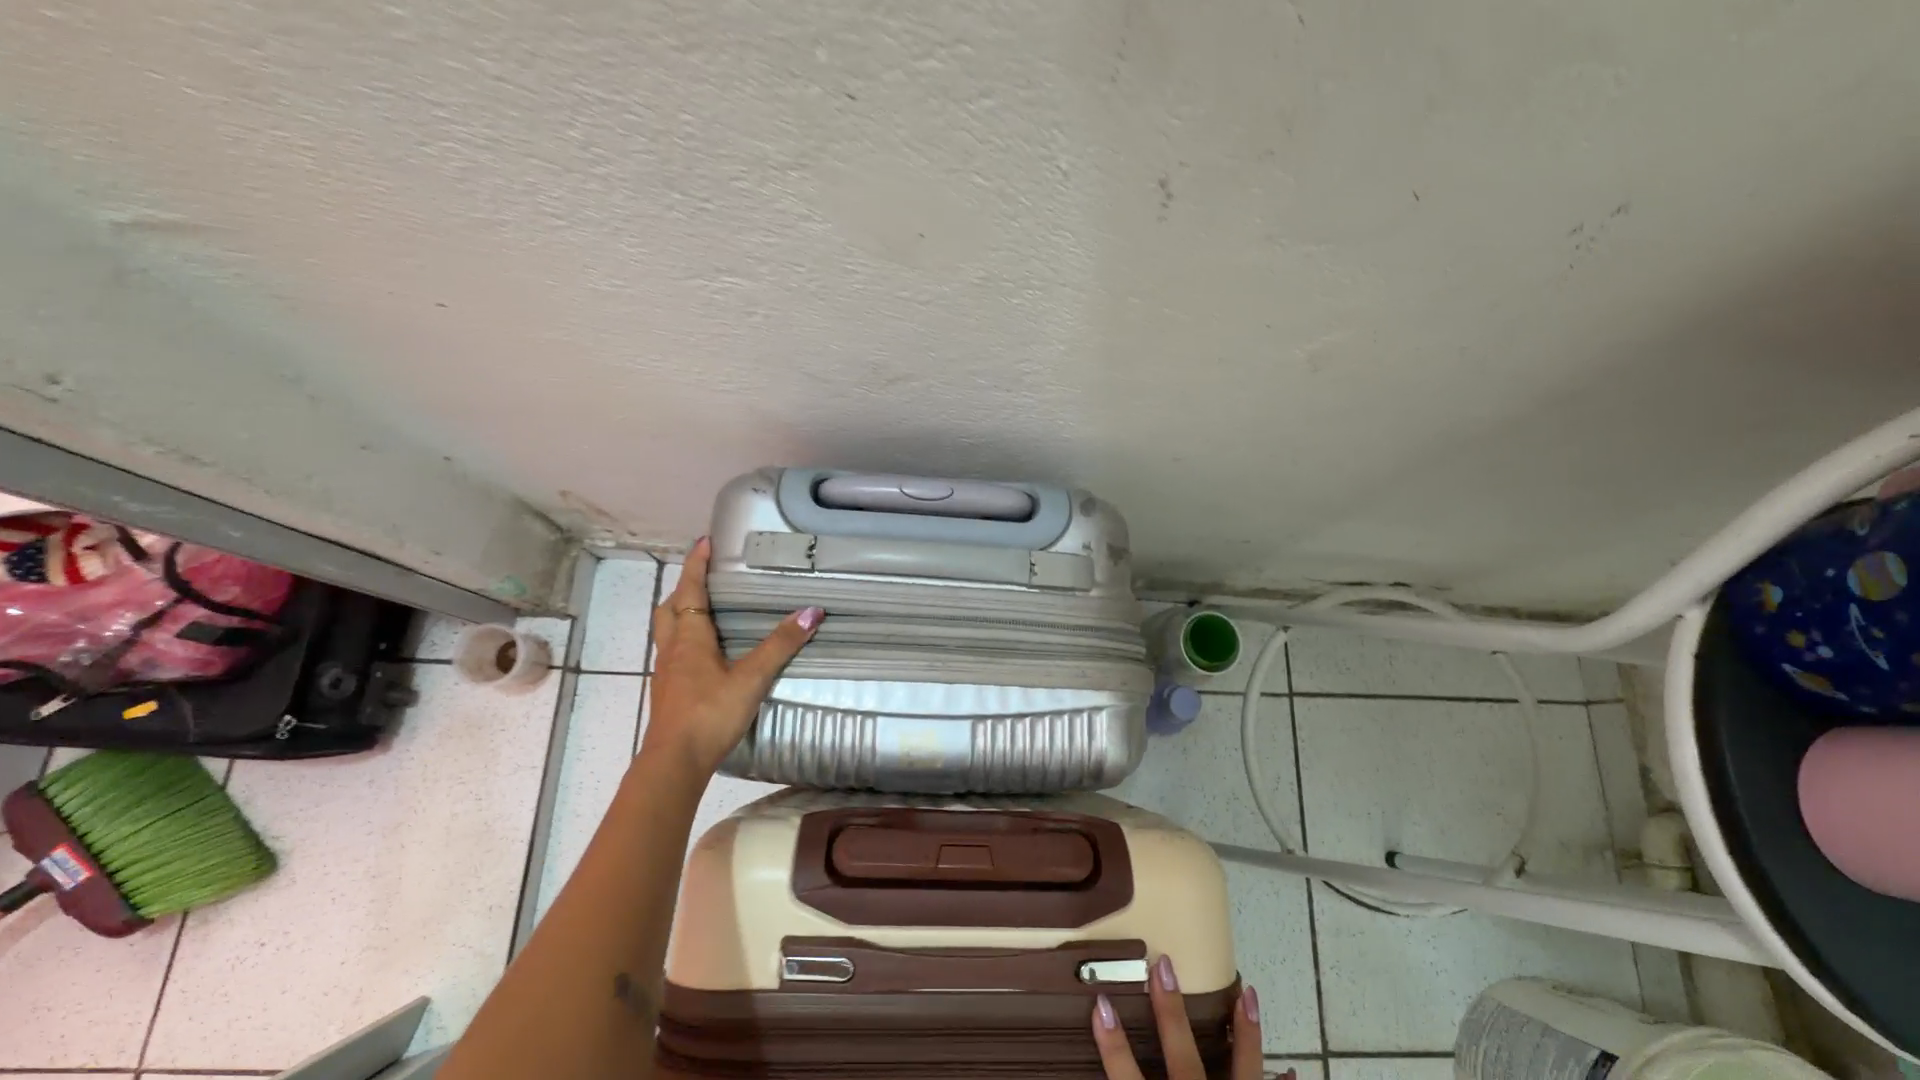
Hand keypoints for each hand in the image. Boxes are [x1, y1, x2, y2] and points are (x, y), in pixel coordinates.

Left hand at [643, 537, 823, 773]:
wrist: (675, 761)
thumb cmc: (711, 713)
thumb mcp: (752, 677)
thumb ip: (781, 645)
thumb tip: (811, 611)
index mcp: (689, 637)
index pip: (690, 589)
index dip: (696, 564)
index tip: (704, 542)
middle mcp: (672, 649)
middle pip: (669, 608)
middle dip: (684, 588)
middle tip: (703, 577)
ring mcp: (666, 673)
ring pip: (667, 632)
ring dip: (680, 615)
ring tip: (704, 612)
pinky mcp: (667, 693)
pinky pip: (672, 654)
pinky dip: (684, 642)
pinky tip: (702, 656)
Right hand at [1092, 956, 1266, 1079]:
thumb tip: (1095, 1056)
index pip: (1127, 1077)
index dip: (1113, 1044)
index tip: (1101, 1002)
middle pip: (1183, 1060)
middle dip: (1172, 1014)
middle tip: (1163, 966)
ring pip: (1241, 1072)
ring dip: (1245, 1034)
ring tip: (1247, 993)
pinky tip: (1289, 1071)